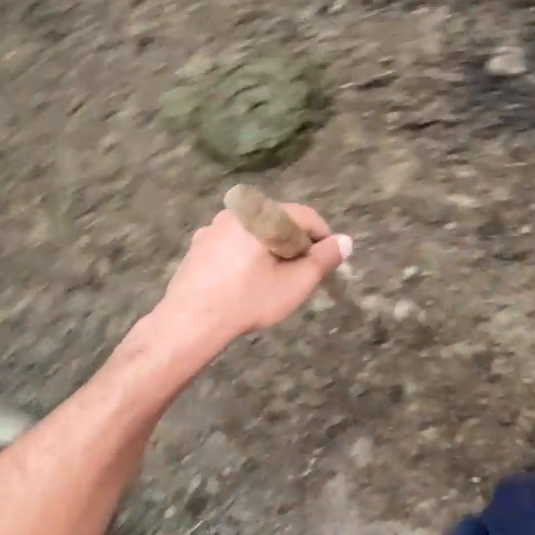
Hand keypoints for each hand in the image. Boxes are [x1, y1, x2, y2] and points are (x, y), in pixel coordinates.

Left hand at [153, 201, 351, 348]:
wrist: (190, 322)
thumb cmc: (249, 300)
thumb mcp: (296, 283)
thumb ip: (324, 259)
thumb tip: (345, 241)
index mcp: (262, 215)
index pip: (306, 216)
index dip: (323, 238)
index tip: (327, 262)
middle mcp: (237, 212)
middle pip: (281, 221)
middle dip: (296, 244)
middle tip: (302, 274)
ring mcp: (214, 226)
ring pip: (257, 231)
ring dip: (272, 248)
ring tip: (274, 279)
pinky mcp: (199, 243)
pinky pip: (235, 241)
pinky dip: (248, 253)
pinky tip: (246, 280)